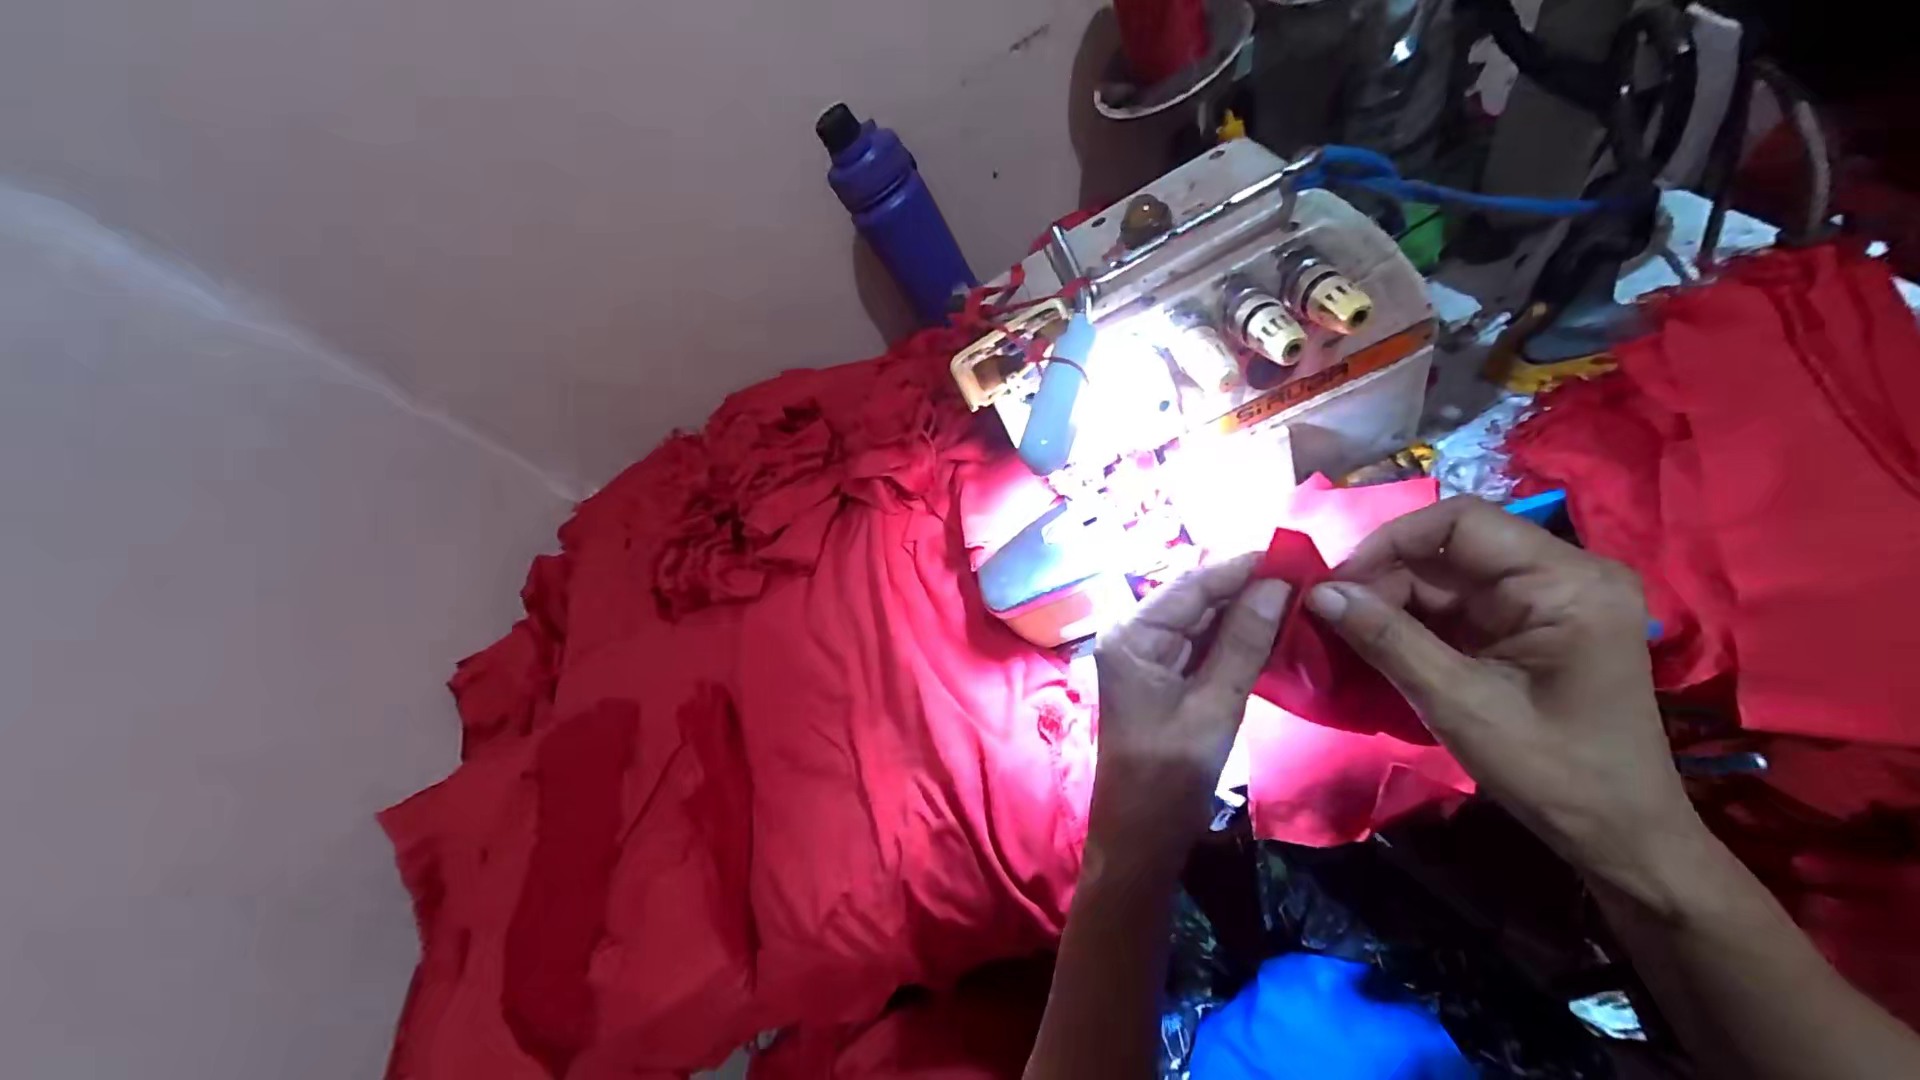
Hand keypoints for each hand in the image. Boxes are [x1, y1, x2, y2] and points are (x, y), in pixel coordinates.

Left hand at [1089, 555, 1289, 861]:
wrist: (1141, 833)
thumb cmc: (1170, 775)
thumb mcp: (1214, 705)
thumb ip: (1243, 641)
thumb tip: (1277, 584)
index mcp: (1133, 634)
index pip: (1193, 585)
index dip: (1243, 567)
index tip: (1296, 553)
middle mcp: (1133, 633)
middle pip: (1195, 597)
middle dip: (1248, 585)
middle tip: (1309, 575)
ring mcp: (1146, 653)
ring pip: (1201, 618)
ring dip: (1245, 609)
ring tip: (1300, 594)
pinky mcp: (1161, 674)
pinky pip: (1200, 643)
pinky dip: (1234, 635)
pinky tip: (1272, 627)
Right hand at [1308, 497, 1708, 906]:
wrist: (1616, 835)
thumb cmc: (1551, 769)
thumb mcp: (1457, 702)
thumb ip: (1386, 639)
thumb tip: (1317, 592)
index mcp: (1565, 582)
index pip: (1461, 521)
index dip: (1390, 541)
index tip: (1339, 581)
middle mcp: (1557, 576)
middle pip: (1445, 548)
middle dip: (1382, 578)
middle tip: (1331, 615)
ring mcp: (1538, 600)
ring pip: (1438, 575)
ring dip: (1387, 600)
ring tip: (1344, 631)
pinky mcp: (1518, 625)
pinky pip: (1447, 603)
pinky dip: (1404, 619)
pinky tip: (1372, 640)